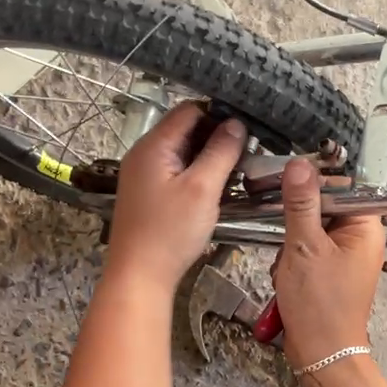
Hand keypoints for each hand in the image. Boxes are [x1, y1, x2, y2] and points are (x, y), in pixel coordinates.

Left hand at [104, 101, 246, 292]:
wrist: (139, 276)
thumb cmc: (169, 233)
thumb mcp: (203, 189)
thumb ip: (221, 152)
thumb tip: (236, 124)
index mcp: (153, 145)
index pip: (189, 110)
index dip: (219, 114)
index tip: (246, 129)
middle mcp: (143, 154)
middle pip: (185, 129)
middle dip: (216, 136)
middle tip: (246, 152)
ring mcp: (143, 174)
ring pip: (182, 152)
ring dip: (208, 157)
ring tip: (235, 170)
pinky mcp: (148, 194)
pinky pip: (176, 171)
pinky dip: (196, 173)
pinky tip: (215, 188)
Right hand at [271, 158, 385, 366]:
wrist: (322, 354)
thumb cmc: (320, 306)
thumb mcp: (305, 247)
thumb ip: (301, 204)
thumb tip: (299, 165)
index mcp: (366, 227)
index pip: (343, 185)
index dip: (315, 182)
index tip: (289, 183)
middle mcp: (360, 238)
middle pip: (324, 206)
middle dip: (297, 220)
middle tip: (288, 238)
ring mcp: (345, 256)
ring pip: (310, 229)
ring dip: (291, 244)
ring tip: (288, 266)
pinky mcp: (329, 271)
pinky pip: (307, 250)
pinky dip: (292, 260)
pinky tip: (286, 276)